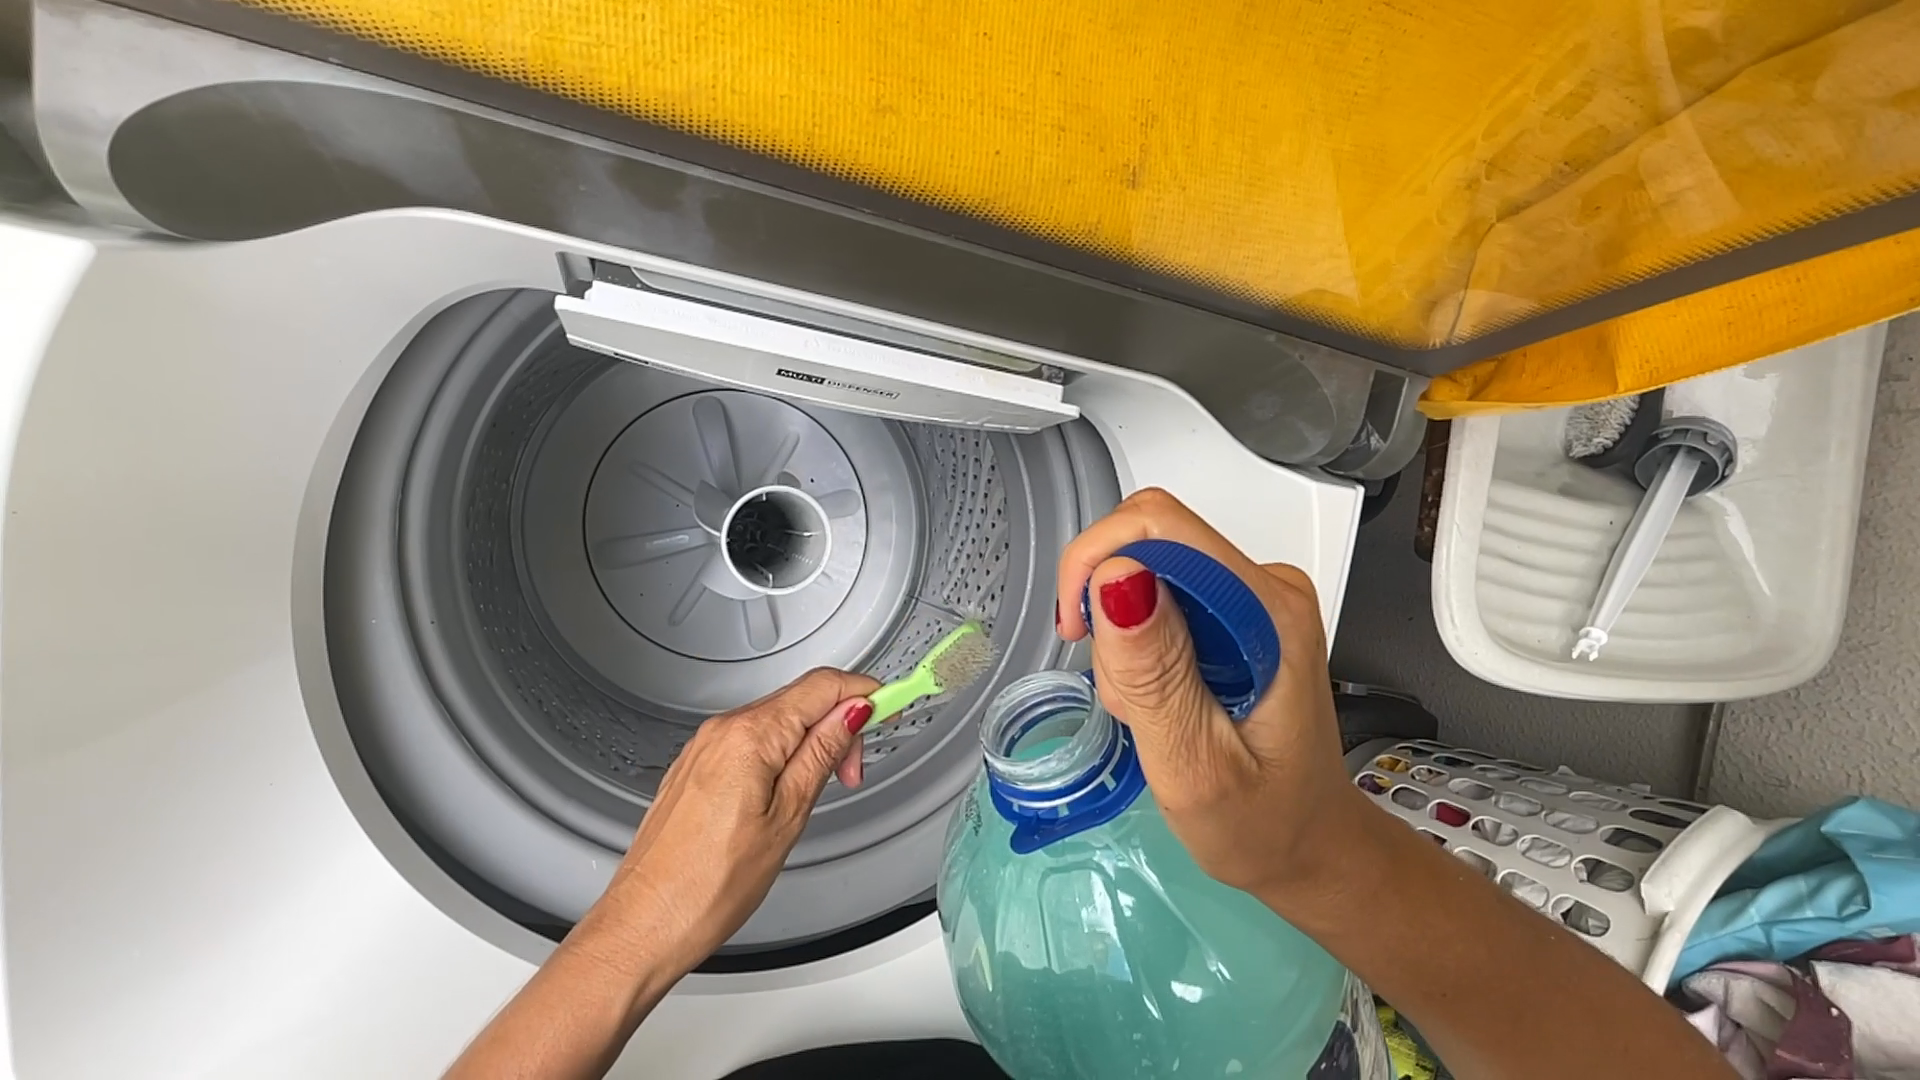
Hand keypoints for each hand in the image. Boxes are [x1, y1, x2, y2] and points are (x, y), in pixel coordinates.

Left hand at [577, 669, 878, 975]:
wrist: (643, 924)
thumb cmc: (707, 886)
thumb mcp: (787, 817)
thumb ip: (822, 755)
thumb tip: (852, 713)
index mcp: (750, 736)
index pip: (823, 686)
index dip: (864, 692)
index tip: (891, 705)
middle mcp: (723, 729)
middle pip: (802, 698)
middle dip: (841, 723)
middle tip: (856, 770)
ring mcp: (706, 745)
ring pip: (779, 717)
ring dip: (813, 739)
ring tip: (824, 786)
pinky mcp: (698, 763)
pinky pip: (753, 737)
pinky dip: (783, 750)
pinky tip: (790, 786)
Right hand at [1055, 488, 1360, 897]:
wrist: (1311, 846)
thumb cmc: (1261, 823)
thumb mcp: (1196, 765)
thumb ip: (1155, 673)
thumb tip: (1115, 576)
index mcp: (1266, 609)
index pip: (1159, 527)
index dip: (1097, 562)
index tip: (1077, 633)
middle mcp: (1262, 585)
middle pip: (1146, 546)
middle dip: (1110, 617)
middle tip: (1128, 699)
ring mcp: (1248, 597)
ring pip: (1141, 576)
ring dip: (1122, 646)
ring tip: (1150, 715)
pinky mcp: (1231, 614)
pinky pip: (1153, 601)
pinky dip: (1134, 651)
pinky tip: (1159, 705)